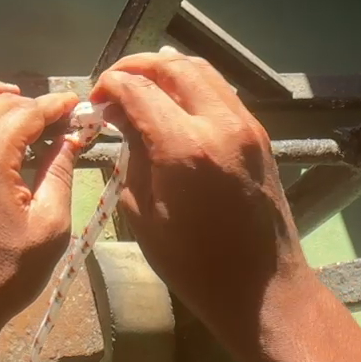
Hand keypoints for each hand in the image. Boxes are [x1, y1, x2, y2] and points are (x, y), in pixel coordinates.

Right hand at [92, 49, 360, 361]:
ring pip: (199, 68)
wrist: (265, 295)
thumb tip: (118, 113)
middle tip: (113, 85)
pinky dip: (190, 82)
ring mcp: (245, 125)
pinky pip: (219, 88)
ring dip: (164, 68)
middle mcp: (219, 125)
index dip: (108, 86)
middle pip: (170, 65)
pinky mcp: (259, 134)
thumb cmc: (193, 264)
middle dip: (134, 66)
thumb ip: (129, 151)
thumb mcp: (142, 211)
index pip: (137, 89)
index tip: (95, 100)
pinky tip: (172, 97)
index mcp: (185, 148)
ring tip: (141, 86)